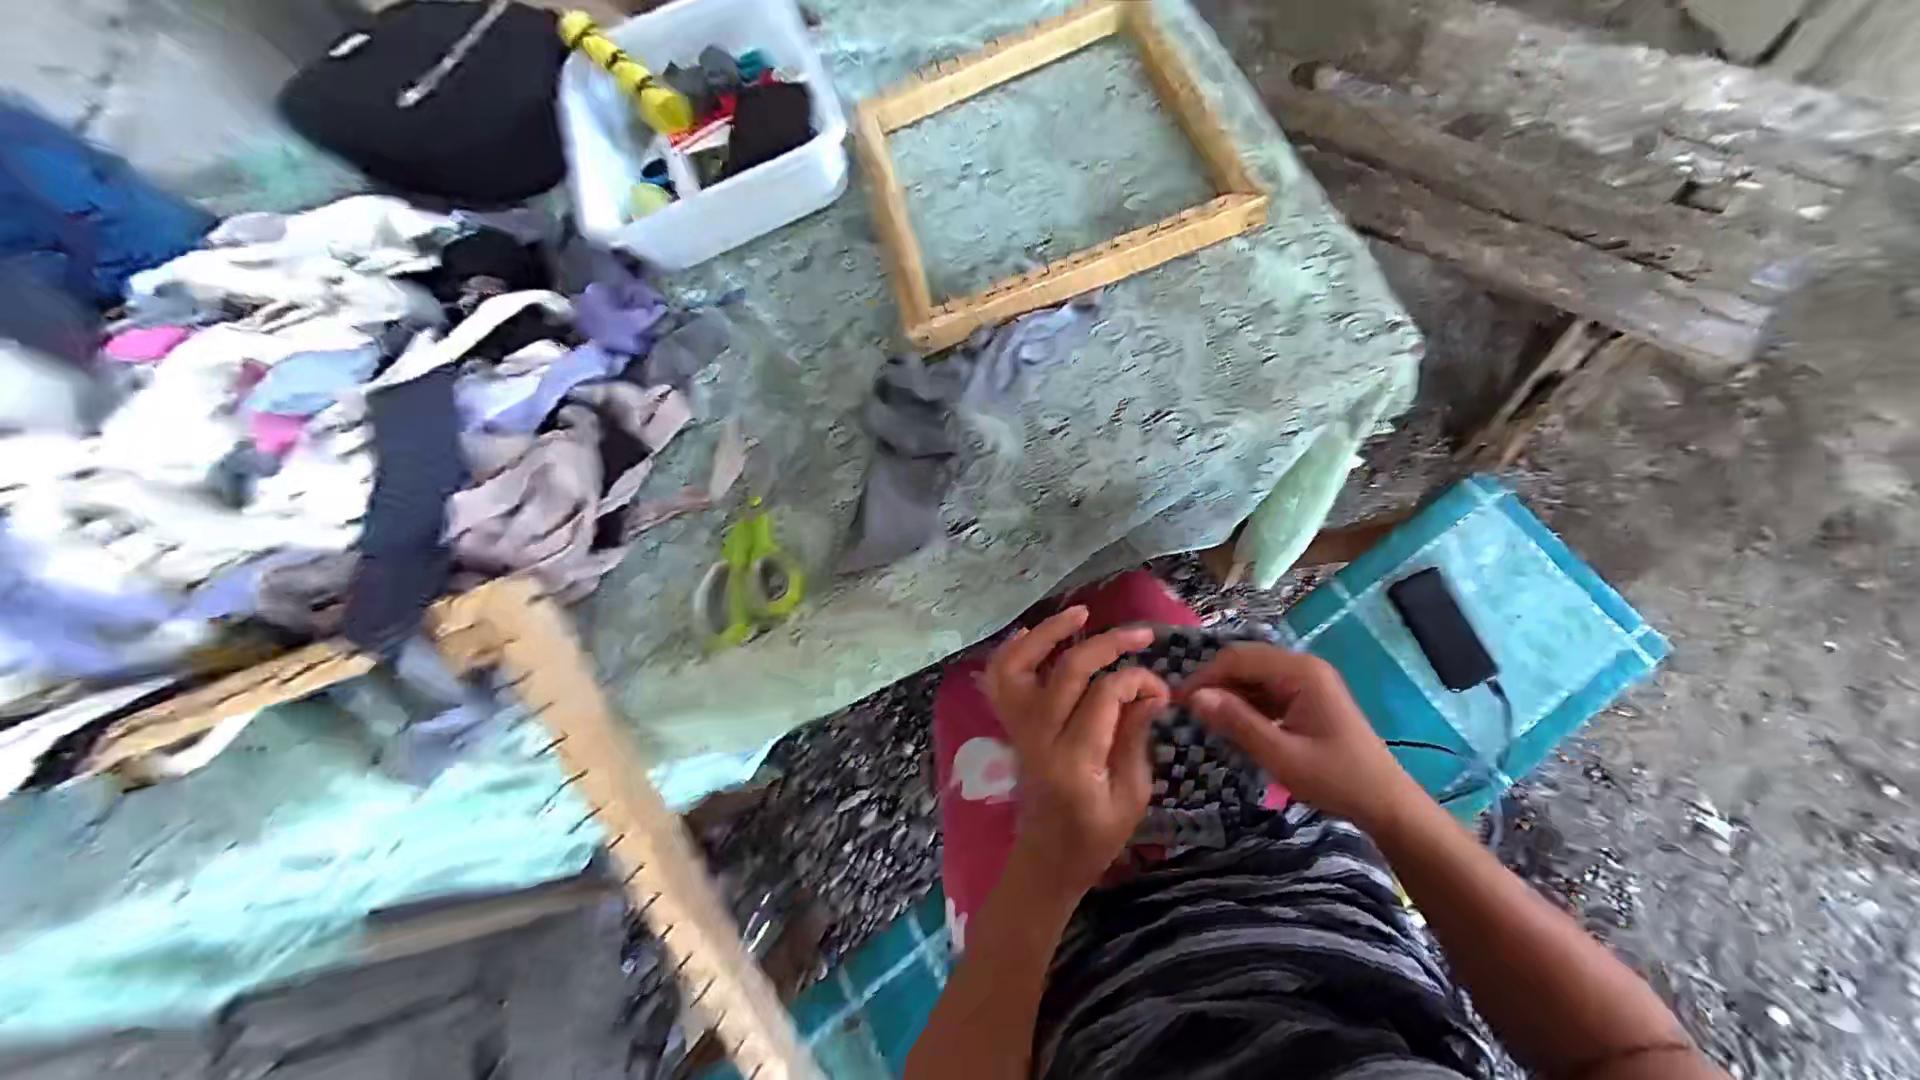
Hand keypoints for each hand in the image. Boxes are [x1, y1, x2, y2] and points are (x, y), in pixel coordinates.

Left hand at [980, 606, 1168, 898]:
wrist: (1046, 860)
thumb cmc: (1095, 838)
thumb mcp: (1131, 796)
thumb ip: (1135, 738)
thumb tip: (1150, 690)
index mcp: (1074, 761)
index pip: (1104, 696)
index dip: (1136, 680)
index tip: (1160, 687)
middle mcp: (1038, 737)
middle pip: (1066, 671)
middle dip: (1107, 645)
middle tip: (1140, 635)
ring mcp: (1018, 729)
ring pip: (1018, 665)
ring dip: (1047, 633)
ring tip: (1081, 613)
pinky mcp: (1010, 726)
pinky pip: (1000, 679)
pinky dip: (1013, 650)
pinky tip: (1035, 633)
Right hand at [1178, 644, 1422, 831]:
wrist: (1386, 804)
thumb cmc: (1336, 779)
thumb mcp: (1280, 754)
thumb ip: (1236, 722)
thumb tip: (1194, 697)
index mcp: (1300, 672)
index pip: (1237, 658)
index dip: (1205, 676)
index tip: (1179, 701)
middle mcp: (1302, 667)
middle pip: (1244, 661)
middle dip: (1215, 683)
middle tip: (1189, 711)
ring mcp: (1306, 681)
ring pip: (1252, 675)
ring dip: (1228, 693)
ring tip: (1207, 719)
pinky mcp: (1306, 697)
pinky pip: (1265, 689)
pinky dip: (1245, 703)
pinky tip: (1233, 723)